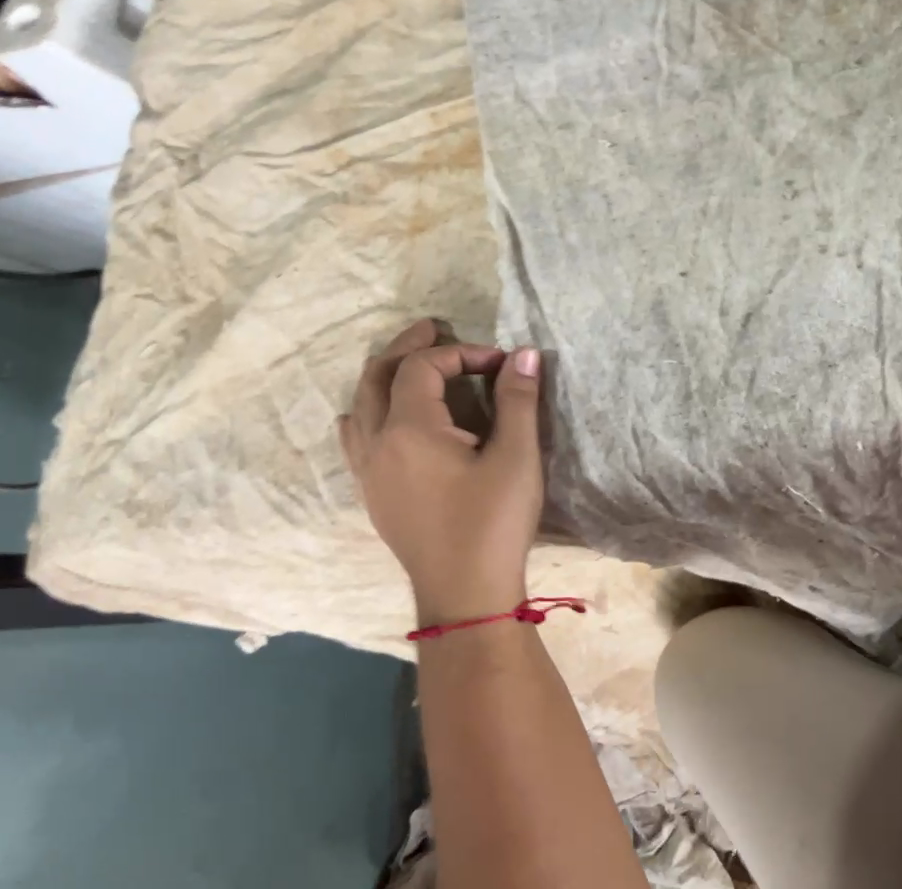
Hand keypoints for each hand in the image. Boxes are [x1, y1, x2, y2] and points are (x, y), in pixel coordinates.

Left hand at [339, 319, 545, 624]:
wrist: (464, 590)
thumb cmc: (494, 521)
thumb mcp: (518, 457)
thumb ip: (518, 401)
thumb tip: (525, 354)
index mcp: (409, 430)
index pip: (423, 368)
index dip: (463, 353)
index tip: (504, 362)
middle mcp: (376, 443)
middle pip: (376, 376)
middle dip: (409, 348)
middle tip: (438, 330)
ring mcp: (368, 470)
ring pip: (361, 405)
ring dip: (387, 377)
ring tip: (418, 369)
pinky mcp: (373, 492)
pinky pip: (358, 435)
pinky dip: (373, 411)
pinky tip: (393, 420)